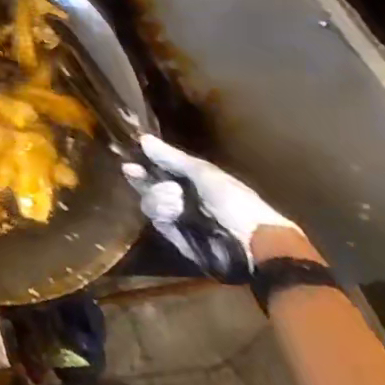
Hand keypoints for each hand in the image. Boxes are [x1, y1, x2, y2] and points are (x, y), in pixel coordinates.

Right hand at [121, 134, 299, 268]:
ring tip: (174, 200)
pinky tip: (173, 213)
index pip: (162, 167)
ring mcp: (179, 218)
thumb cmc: (235, 202)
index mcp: (194, 180)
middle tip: (133, 171)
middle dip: (143, 178)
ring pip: (150, 202)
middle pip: (150, 184)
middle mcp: (183, 197)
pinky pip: (157, 221)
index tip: (130, 157)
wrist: (253, 245)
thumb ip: (173, 158)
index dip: (146, 162)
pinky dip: (162, 215)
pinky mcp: (176, 237)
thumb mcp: (205, 174)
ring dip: (157, 197)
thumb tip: (142, 139)